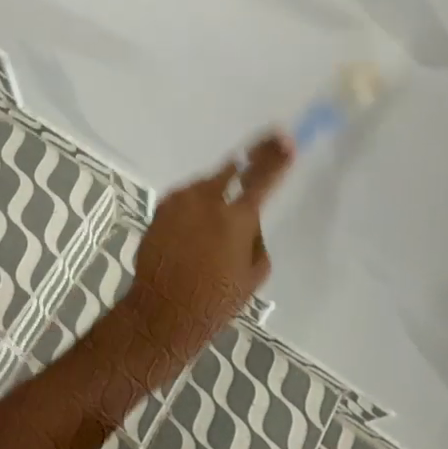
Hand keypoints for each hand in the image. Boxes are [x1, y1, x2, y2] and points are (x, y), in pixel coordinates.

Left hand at [117, 131, 294, 360]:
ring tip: (218, 216)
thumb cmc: (216, 299)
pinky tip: (197, 226)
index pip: (263, 179)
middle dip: (250, 159)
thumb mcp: (253, 273)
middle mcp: (207, 200)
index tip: (286, 138)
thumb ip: (254, 237)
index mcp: (236, 217)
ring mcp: (180, 201)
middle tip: (264, 145)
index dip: (276, 158)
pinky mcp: (161, 208)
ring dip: (217, 191)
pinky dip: (196, 205)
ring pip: (207, 185)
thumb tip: (248, 218)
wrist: (164, 309)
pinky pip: (187, 198)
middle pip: (232, 169)